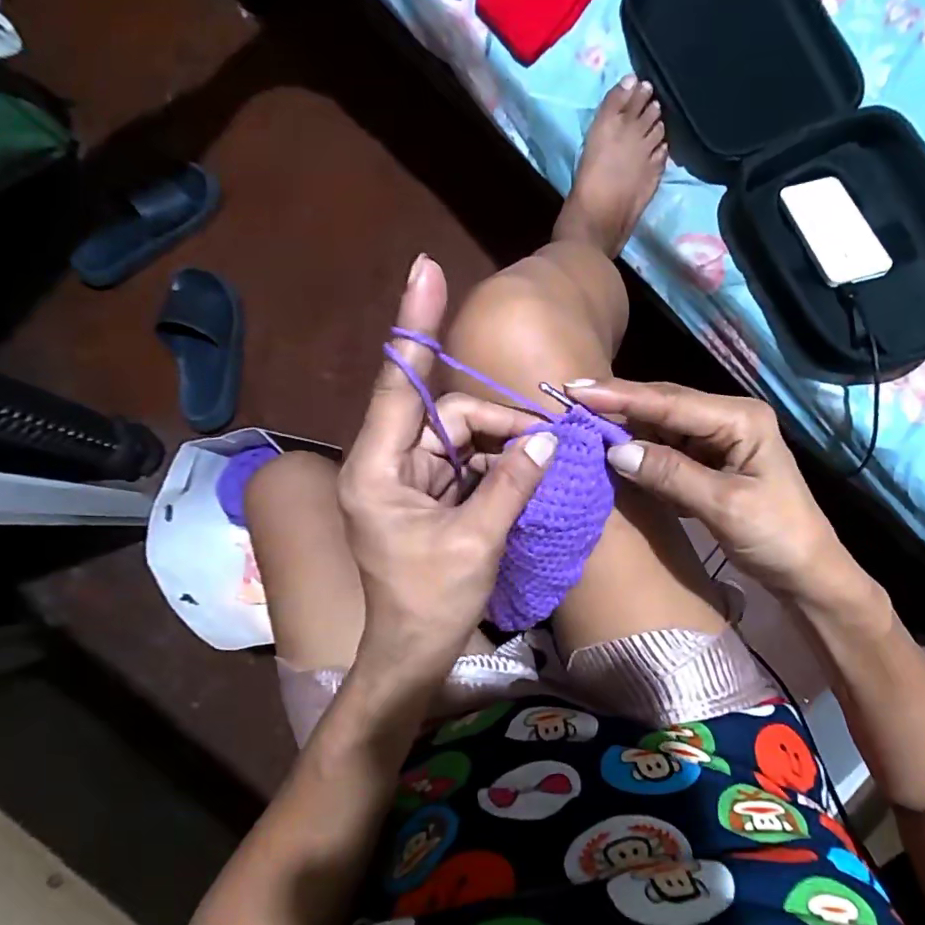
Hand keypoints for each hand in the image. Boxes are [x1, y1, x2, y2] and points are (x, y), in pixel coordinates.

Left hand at [338, 255, 556, 670]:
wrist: (412, 654)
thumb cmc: (431, 604)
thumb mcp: (477, 542)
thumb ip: (511, 483)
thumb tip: (548, 436)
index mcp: (376, 469)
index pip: (397, 382)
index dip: (414, 324)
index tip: (427, 270)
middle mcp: (385, 463)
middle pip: (445, 413)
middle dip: (497, 422)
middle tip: (548, 441)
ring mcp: (406, 478)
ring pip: (459, 435)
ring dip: (501, 444)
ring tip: (543, 459)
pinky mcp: (426, 493)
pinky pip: (464, 460)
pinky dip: (495, 463)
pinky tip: (526, 472)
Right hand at [566, 379, 859, 602]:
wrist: (805, 571)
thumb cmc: (776, 536)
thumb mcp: (723, 506)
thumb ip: (671, 474)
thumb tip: (616, 451)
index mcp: (740, 419)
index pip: (672, 402)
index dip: (622, 397)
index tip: (578, 391)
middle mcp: (728, 418)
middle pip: (664, 404)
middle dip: (618, 404)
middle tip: (569, 399)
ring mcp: (718, 438)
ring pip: (661, 425)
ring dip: (625, 426)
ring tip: (582, 421)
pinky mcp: (708, 460)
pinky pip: (666, 448)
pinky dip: (639, 449)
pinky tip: (612, 447)